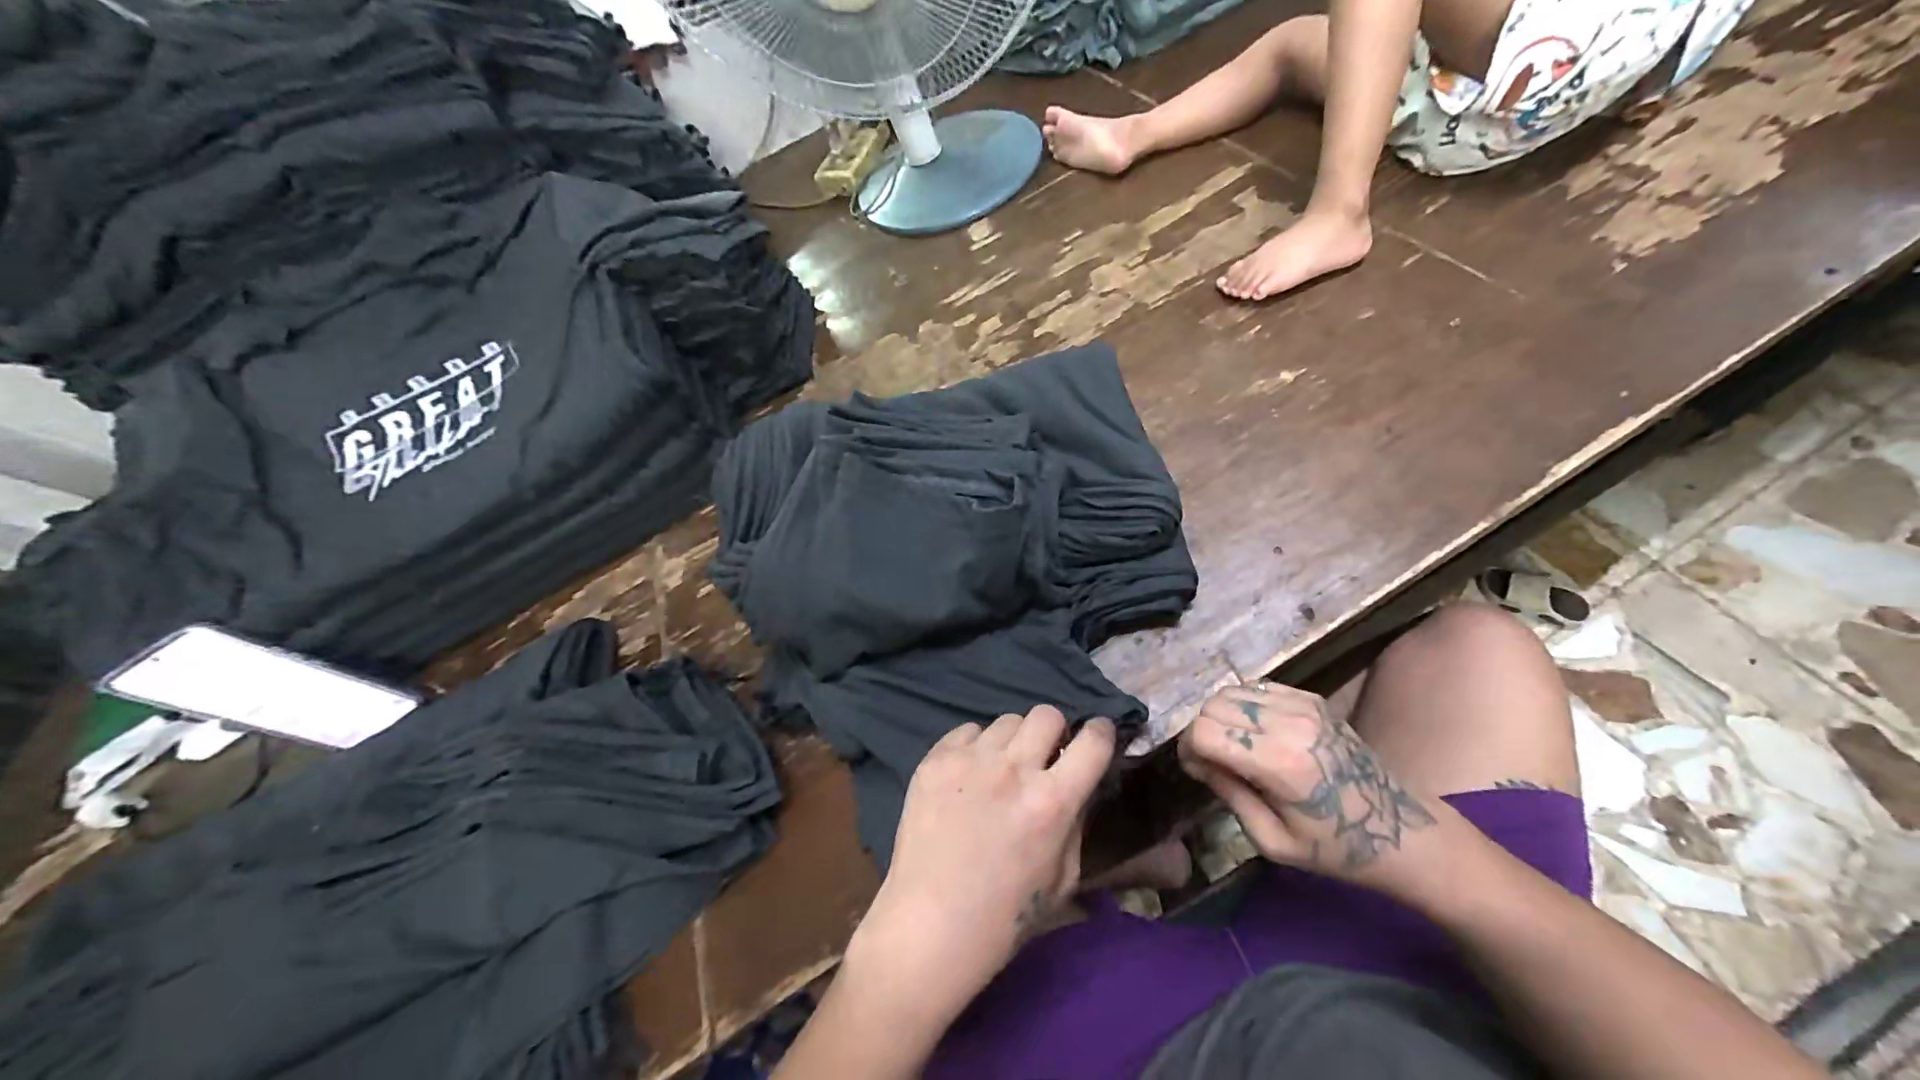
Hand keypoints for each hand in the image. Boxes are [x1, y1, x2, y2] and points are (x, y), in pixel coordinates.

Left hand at [850, 706, 1114, 1016]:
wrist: (930, 924)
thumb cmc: (1005, 917)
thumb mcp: (1063, 878)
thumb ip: (1075, 822)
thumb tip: (1077, 786)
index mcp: (1052, 802)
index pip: (1093, 741)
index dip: (1101, 733)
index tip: (1097, 736)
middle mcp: (1013, 770)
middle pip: (1046, 714)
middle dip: (1054, 731)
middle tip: (1045, 756)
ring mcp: (970, 761)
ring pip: (1006, 721)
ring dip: (1013, 741)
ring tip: (1001, 770)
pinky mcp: (934, 760)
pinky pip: (967, 731)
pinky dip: (975, 747)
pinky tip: (969, 776)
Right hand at [1177, 682, 1441, 893]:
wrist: (1402, 833)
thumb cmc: (1336, 849)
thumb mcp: (1272, 841)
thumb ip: (1228, 793)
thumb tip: (1195, 761)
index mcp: (1280, 763)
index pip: (1204, 731)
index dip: (1188, 748)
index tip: (1195, 769)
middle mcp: (1290, 724)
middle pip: (1213, 705)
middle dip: (1201, 730)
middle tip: (1211, 760)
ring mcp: (1304, 705)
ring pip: (1231, 691)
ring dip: (1221, 716)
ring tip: (1233, 746)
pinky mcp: (1312, 699)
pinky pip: (1256, 688)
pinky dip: (1244, 707)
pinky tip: (1255, 734)